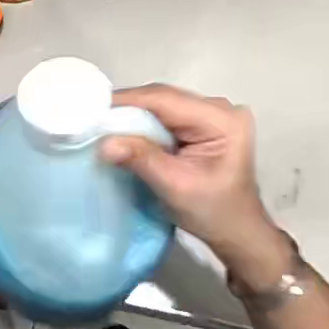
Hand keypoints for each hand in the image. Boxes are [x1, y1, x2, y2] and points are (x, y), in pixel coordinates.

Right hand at [100, 85, 288, 283]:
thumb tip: (104, 142)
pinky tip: (125, 129)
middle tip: (92, 117)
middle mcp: (220, 108)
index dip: (128, 101)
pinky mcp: (204, 123)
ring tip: (103, 123)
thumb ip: (141, 159)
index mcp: (222, 120)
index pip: (166, 100)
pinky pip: (168, 114)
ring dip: (135, 113)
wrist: (236, 230)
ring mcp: (213, 114)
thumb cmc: (212, 213)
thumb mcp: (175, 187)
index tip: (93, 108)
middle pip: (164, 98)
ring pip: (164, 104)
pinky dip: (146, 122)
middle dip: (129, 107)